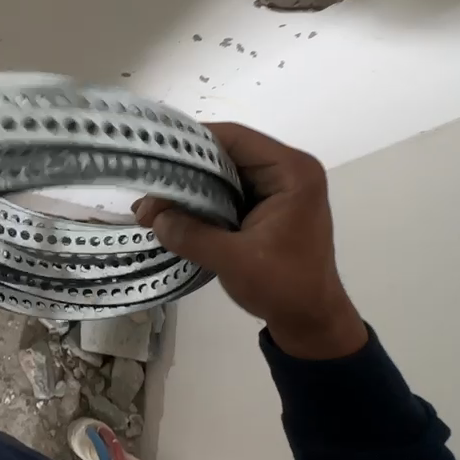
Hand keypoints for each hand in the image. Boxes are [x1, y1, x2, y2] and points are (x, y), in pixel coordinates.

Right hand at [135, 122, 367, 359]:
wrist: (312, 321)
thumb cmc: (286, 287)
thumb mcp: (235, 261)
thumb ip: (192, 235)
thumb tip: (153, 217)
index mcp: (291, 173)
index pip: (233, 138)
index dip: (191, 143)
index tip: (153, 158)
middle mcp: (283, 171)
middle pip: (221, 154)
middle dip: (181, 173)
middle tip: (147, 197)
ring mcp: (271, 188)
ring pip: (216, 173)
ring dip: (182, 191)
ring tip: (148, 212)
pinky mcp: (259, 205)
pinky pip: (219, 191)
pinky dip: (192, 203)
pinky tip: (164, 217)